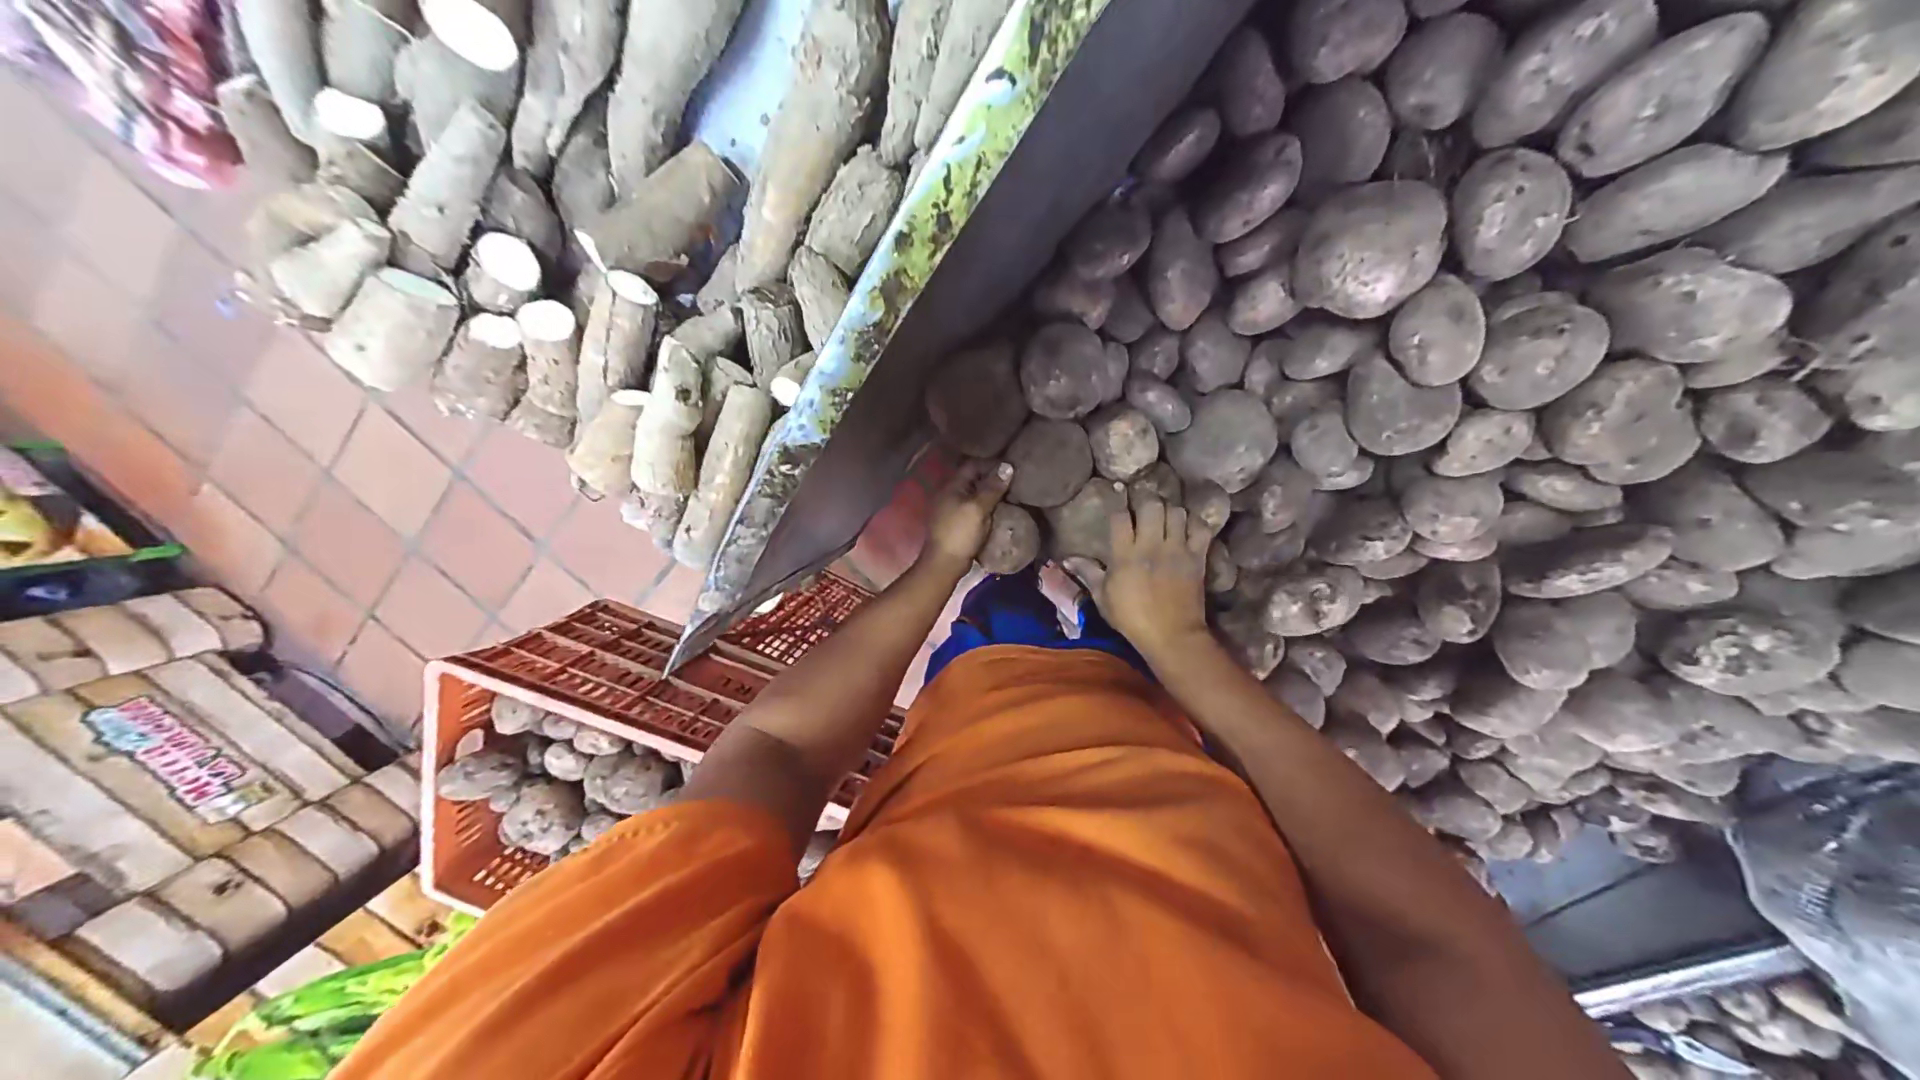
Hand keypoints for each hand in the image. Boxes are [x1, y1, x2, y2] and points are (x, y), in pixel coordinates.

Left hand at [920, 458, 1013, 576]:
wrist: (945, 563)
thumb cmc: (961, 532)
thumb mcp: (978, 508)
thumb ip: (992, 487)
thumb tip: (1007, 466)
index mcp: (952, 486)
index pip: (973, 465)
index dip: (992, 465)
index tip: (1012, 469)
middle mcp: (950, 493)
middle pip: (975, 479)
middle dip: (993, 480)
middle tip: (1016, 482)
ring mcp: (953, 508)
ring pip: (975, 495)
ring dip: (991, 495)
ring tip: (1012, 495)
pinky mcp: (958, 522)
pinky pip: (975, 508)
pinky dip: (987, 507)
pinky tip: (1001, 511)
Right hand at [1073, 487, 1216, 664]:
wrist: (1172, 636)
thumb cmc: (1132, 618)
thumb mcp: (1103, 597)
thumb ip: (1088, 573)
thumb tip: (1067, 559)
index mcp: (1125, 554)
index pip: (1120, 516)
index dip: (1118, 503)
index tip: (1118, 498)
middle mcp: (1151, 545)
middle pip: (1152, 505)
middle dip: (1147, 500)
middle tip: (1143, 506)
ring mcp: (1177, 549)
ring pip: (1177, 512)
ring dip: (1170, 510)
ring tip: (1165, 517)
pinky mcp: (1197, 557)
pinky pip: (1201, 528)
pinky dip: (1194, 523)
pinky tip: (1187, 528)